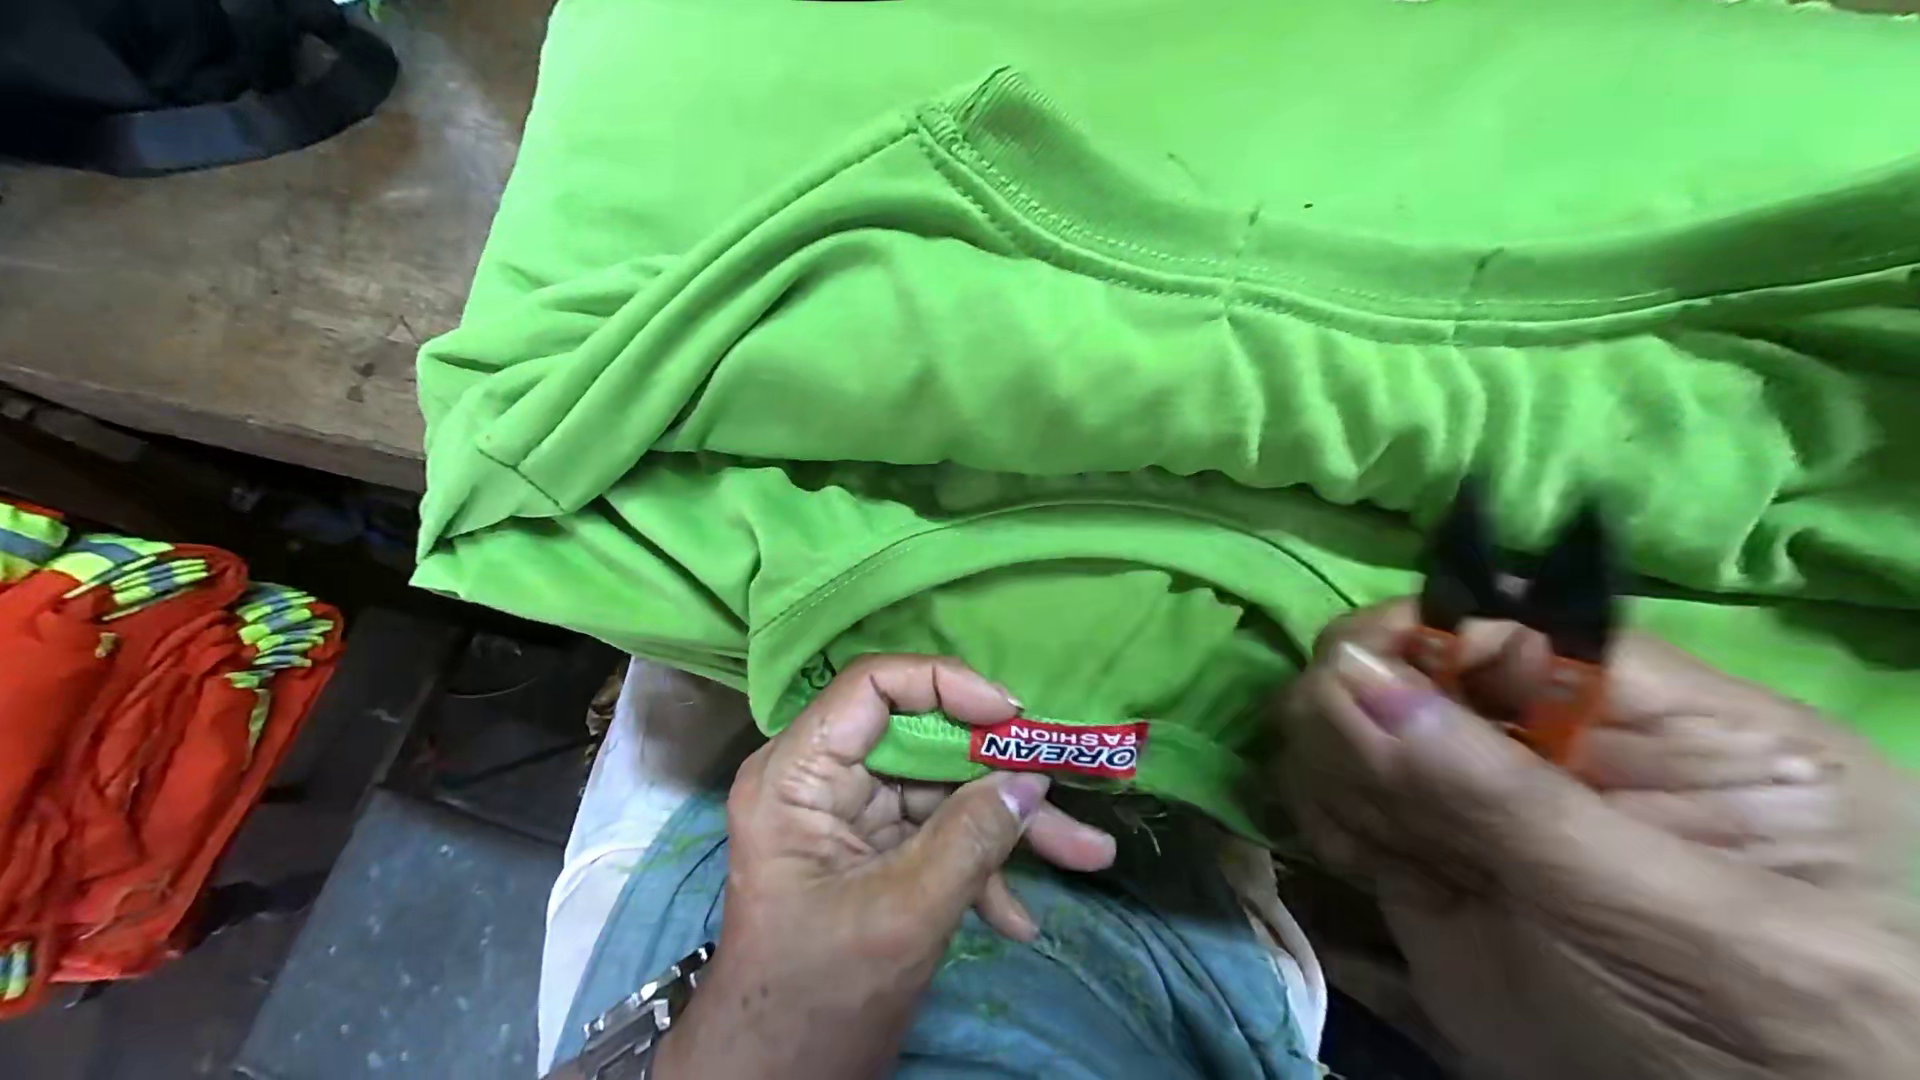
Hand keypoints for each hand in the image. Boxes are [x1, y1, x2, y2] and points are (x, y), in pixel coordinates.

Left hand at [654, 655, 1116, 1079]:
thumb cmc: (816, 1000)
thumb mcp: (902, 917)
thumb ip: (971, 840)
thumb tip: (1031, 782)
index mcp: (799, 774)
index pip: (873, 686)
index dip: (944, 683)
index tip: (1009, 713)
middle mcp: (823, 777)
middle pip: (922, 738)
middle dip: (997, 767)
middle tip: (1065, 781)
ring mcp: (853, 811)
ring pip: (943, 787)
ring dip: (1010, 823)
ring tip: (1085, 853)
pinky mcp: (878, 844)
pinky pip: (940, 830)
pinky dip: (983, 864)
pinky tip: (1017, 917)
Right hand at [1344, 601, 1915, 894]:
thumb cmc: (1766, 1047)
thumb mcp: (1654, 914)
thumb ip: (1495, 790)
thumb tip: (1346, 672)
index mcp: (1658, 720)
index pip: (1510, 626)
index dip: (1419, 631)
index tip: (1345, 668)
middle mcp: (1546, 738)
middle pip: (1406, 667)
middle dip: (1363, 717)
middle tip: (1375, 791)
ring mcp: (1468, 791)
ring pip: (1346, 721)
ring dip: (1338, 772)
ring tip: (1390, 849)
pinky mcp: (1411, 840)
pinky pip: (1326, 785)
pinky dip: (1322, 814)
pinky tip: (1365, 865)